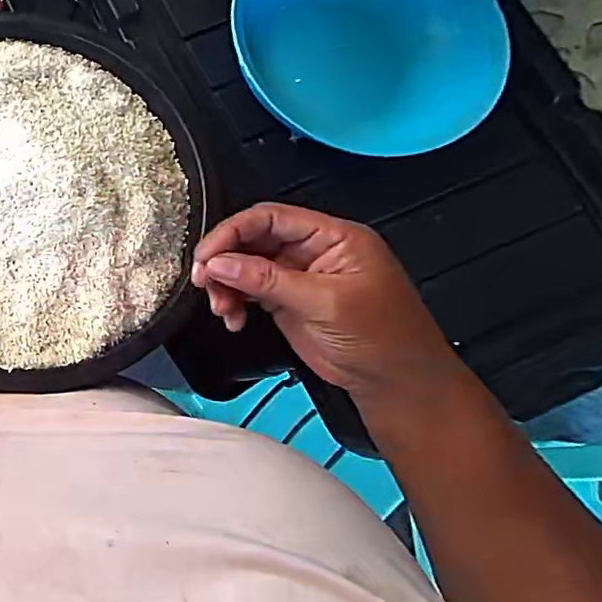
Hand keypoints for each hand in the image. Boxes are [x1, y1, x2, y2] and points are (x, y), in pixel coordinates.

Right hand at [191, 203, 473, 403]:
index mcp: (332, 236)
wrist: (397, 383)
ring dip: (226, 285)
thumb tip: (223, 263)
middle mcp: (312, 251)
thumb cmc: (387, 338)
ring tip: (221, 307)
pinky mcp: (288, 302)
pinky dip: (235, 303)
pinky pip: (249, 292)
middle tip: (204, 279)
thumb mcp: (326, 302)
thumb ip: (269, 280)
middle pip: (254, 240)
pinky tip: (233, 317)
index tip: (209, 253)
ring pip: (246, 267)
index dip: (234, 231)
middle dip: (225, 259)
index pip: (272, 218)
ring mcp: (298, 277)